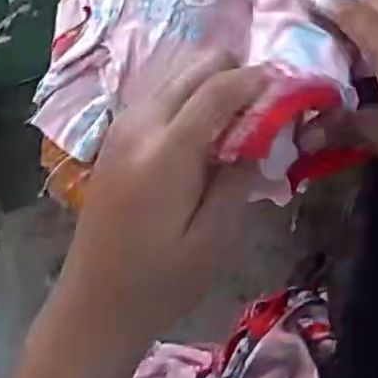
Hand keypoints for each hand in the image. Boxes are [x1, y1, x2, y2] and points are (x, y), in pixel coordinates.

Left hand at [57, 60, 269, 347]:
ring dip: (216, 79)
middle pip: (198, 65)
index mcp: (165, 153)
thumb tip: (263, 133)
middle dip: (238, 71)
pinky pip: (166, 88)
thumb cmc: (159, 283)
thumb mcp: (214, 238)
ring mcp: (124, 126)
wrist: (91, 312)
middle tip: (264, 102)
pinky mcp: (118, 134)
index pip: (218, 88)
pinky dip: (194, 91)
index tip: (287, 84)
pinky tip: (208, 126)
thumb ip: (241, 176)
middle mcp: (140, 126)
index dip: (257, 78)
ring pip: (182, 71)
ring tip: (240, 114)